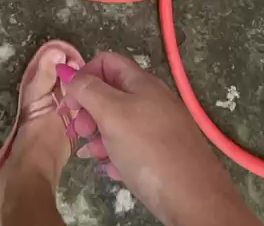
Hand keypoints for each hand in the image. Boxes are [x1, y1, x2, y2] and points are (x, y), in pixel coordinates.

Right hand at [61, 53, 260, 225]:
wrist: (197, 202)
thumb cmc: (149, 150)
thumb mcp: (111, 114)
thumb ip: (86, 89)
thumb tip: (66, 70)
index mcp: (141, 82)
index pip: (105, 61)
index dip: (83, 75)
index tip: (70, 102)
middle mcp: (153, 99)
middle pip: (111, 92)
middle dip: (88, 109)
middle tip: (77, 131)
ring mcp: (162, 128)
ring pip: (120, 121)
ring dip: (99, 134)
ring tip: (91, 155)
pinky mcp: (166, 154)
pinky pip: (134, 145)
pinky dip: (118, 152)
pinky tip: (111, 170)